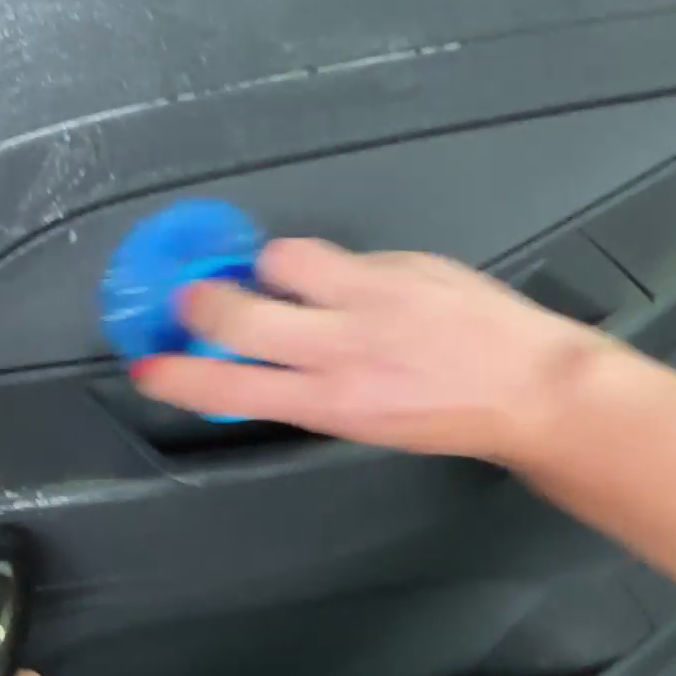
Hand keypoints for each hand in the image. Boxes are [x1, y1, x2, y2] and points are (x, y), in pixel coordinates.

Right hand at [129, 238, 618, 463]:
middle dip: (198, 302)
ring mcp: (372, 297)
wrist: (529, 387)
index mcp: (327, 401)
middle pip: (238, 313)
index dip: (176, 378)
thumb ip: (296, 387)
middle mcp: (341, 348)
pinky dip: (328, 268)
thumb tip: (248, 358)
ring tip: (278, 279)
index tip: (147, 367)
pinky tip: (352, 284)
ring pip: (283, 258)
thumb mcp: (354, 420)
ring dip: (265, 267)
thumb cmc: (435, 418)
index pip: (228, 388)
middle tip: (192, 299)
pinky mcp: (402, 263)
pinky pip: (340, 254)